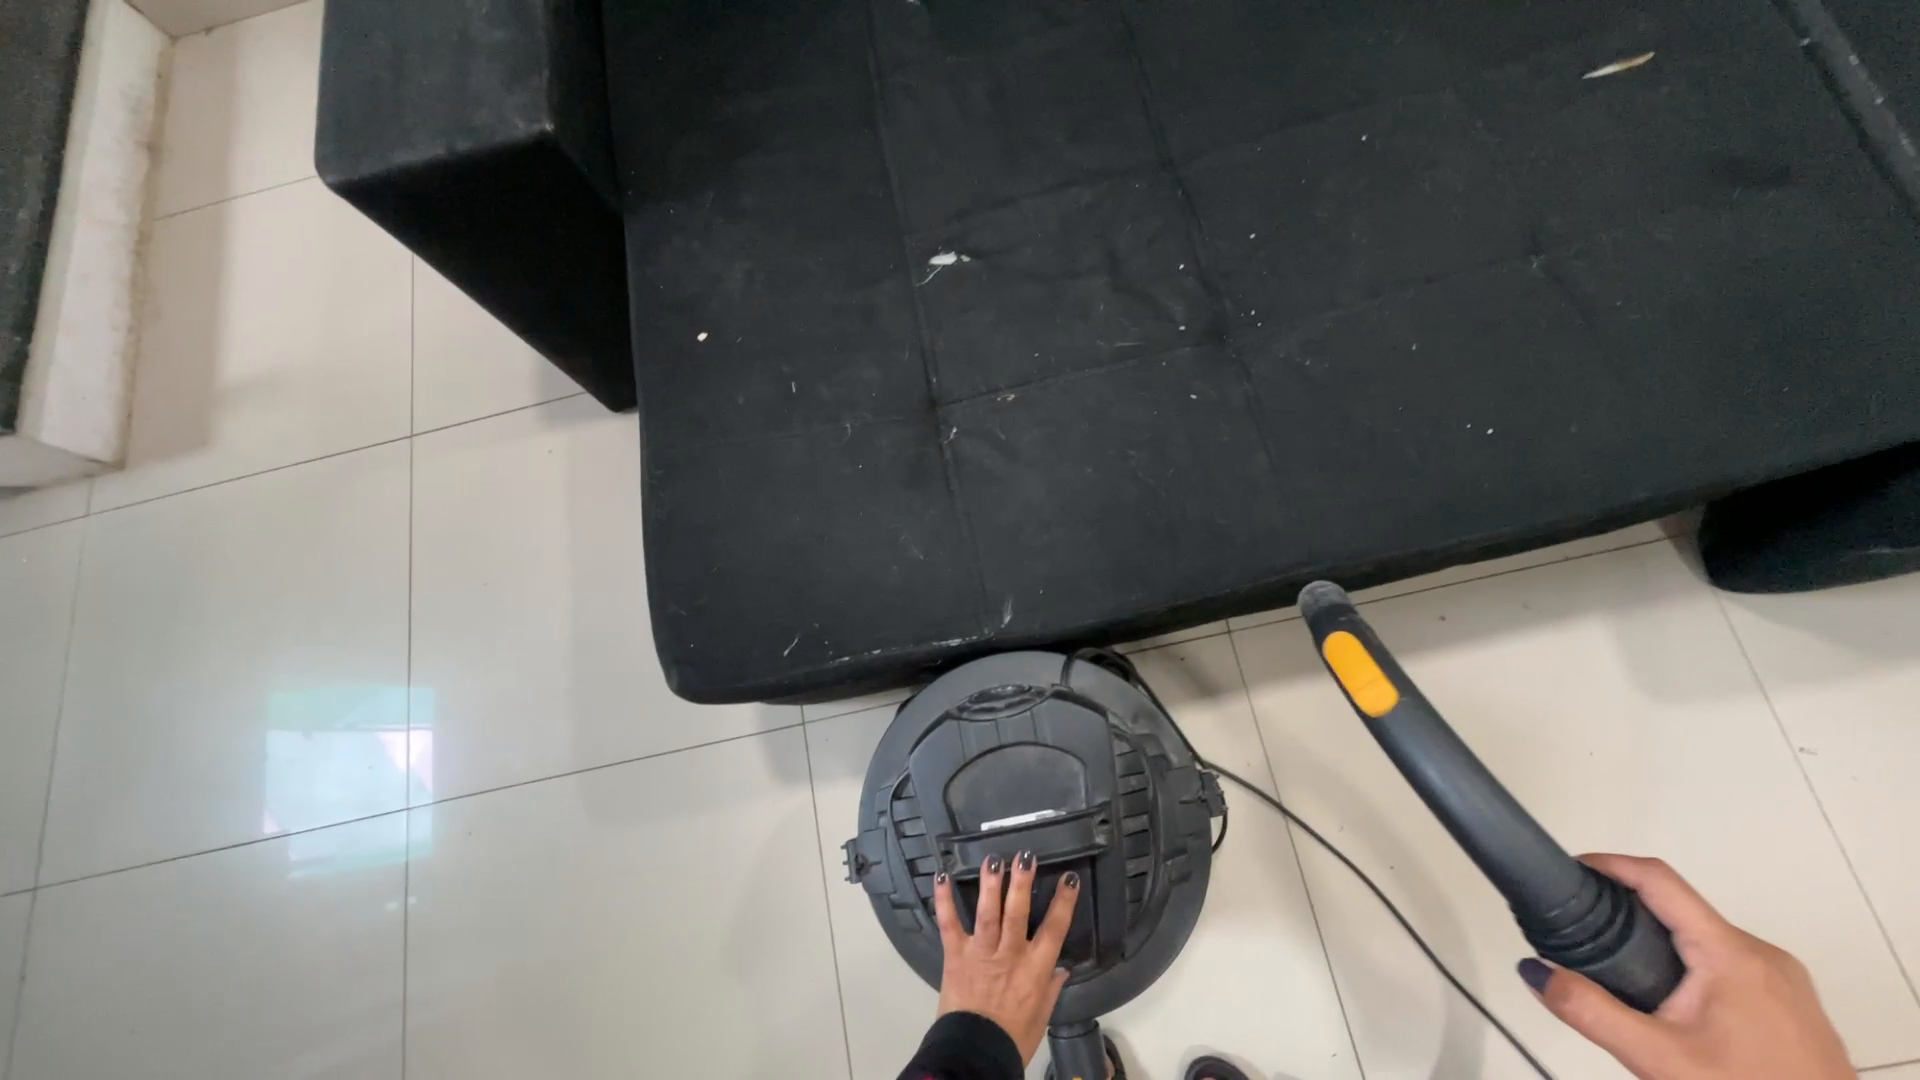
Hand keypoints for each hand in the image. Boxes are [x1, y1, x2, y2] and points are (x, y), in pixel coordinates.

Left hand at [932, 852, 1080, 1064]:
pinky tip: (942, 876)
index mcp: (1034, 970)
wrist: (974, 1056)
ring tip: (993, 860)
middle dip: (1021, 882)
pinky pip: (948, 924)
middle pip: (1018, 913)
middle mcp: (1009, 955)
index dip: (1063, 903)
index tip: (1068, 878)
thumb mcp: (1041, 1018)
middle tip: (1025, 855)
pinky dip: (943, 900)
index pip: (1054, 930)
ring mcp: (980, 952)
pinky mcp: (955, 955)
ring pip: (987, 913)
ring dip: (990, 884)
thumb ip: (1051, 989)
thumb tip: (1063, 969)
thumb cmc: (1012, 1039)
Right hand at [1522, 854, 1851, 1079]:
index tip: (1565, 868)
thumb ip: (1590, 1011)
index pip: (1660, 879)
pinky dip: (1679, 963)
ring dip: (1649, 939)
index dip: (1608, 863)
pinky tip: (1660, 999)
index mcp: (1733, 954)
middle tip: (1576, 928)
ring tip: (1609, 967)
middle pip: (1676, 908)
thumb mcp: (1658, 1060)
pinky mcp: (1789, 1004)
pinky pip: (1720, 962)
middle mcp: (1762, 956)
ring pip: (1698, 936)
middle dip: (1621, 909)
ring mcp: (1782, 980)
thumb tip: (1533, 969)